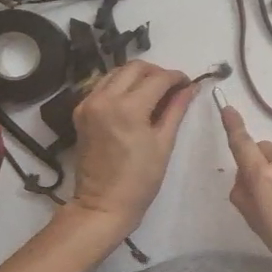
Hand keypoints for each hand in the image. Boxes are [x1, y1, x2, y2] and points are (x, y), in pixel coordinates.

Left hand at [68, 60, 195, 233]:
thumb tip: (190, 89)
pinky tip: (133, 101)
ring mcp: (88, 104)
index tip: (188, 84)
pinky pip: (103, 86)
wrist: (103, 203)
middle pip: (134, 68)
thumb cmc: (140, 179)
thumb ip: (176, 110)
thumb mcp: (164, 143)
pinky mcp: (81, 111)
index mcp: (128, 108)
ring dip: (137, 76)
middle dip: (157, 72)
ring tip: (154, 92)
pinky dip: (120, 86)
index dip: (177, 77)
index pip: (157, 78)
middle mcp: (104, 98)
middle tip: (172, 87)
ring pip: (116, 73)